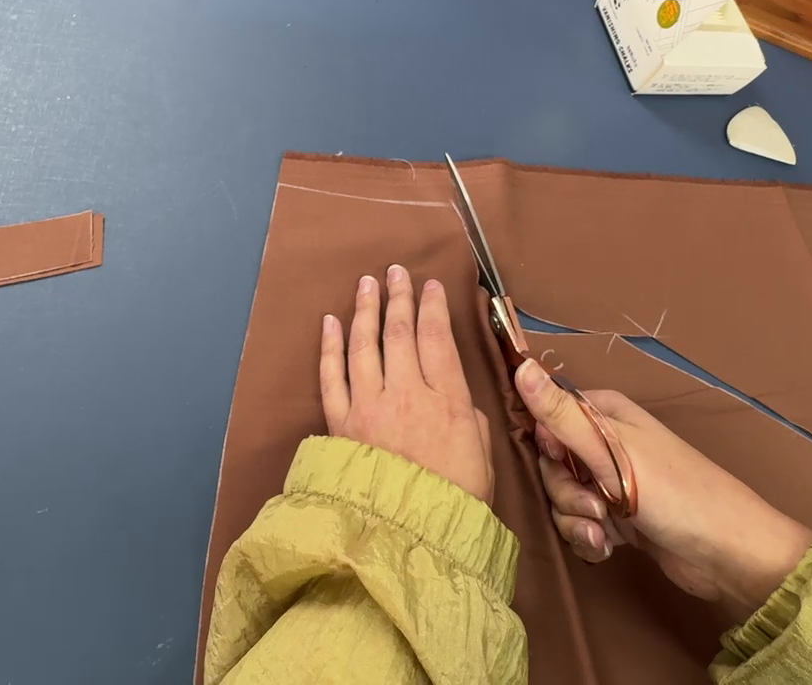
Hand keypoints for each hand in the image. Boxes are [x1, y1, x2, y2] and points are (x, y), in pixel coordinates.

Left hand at [321, 266, 494, 501]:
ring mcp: (369, 406)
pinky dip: (329, 346)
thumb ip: (469, 418)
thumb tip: (454, 399)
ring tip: (367, 283)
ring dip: (366, 309)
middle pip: (400, 333)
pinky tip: (330, 322)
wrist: (409, 540)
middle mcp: (406, 393)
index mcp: (447, 400)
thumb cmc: (456, 502)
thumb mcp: (482, 457)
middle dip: (399, 297)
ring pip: (365, 344)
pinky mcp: (340, 423)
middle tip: (397, 272)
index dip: (433, 307)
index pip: (437, 338)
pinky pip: (331, 376)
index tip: (430, 285)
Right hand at [514, 359, 811, 615]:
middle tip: (595, 506)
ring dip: (576, 519)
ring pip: (561, 496)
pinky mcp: (616, 518)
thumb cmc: (674, 491)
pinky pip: (578, 522)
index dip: (547, 445)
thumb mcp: (611, 450)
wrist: (728, 557)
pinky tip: (608, 548)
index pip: (547, 417)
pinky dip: (588, 537)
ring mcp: (609, 482)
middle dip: (564, 491)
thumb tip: (519, 365)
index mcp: (603, 413)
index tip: (564, 462)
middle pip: (551, 463)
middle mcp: (602, 443)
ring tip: (605, 532)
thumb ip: (560, 413)